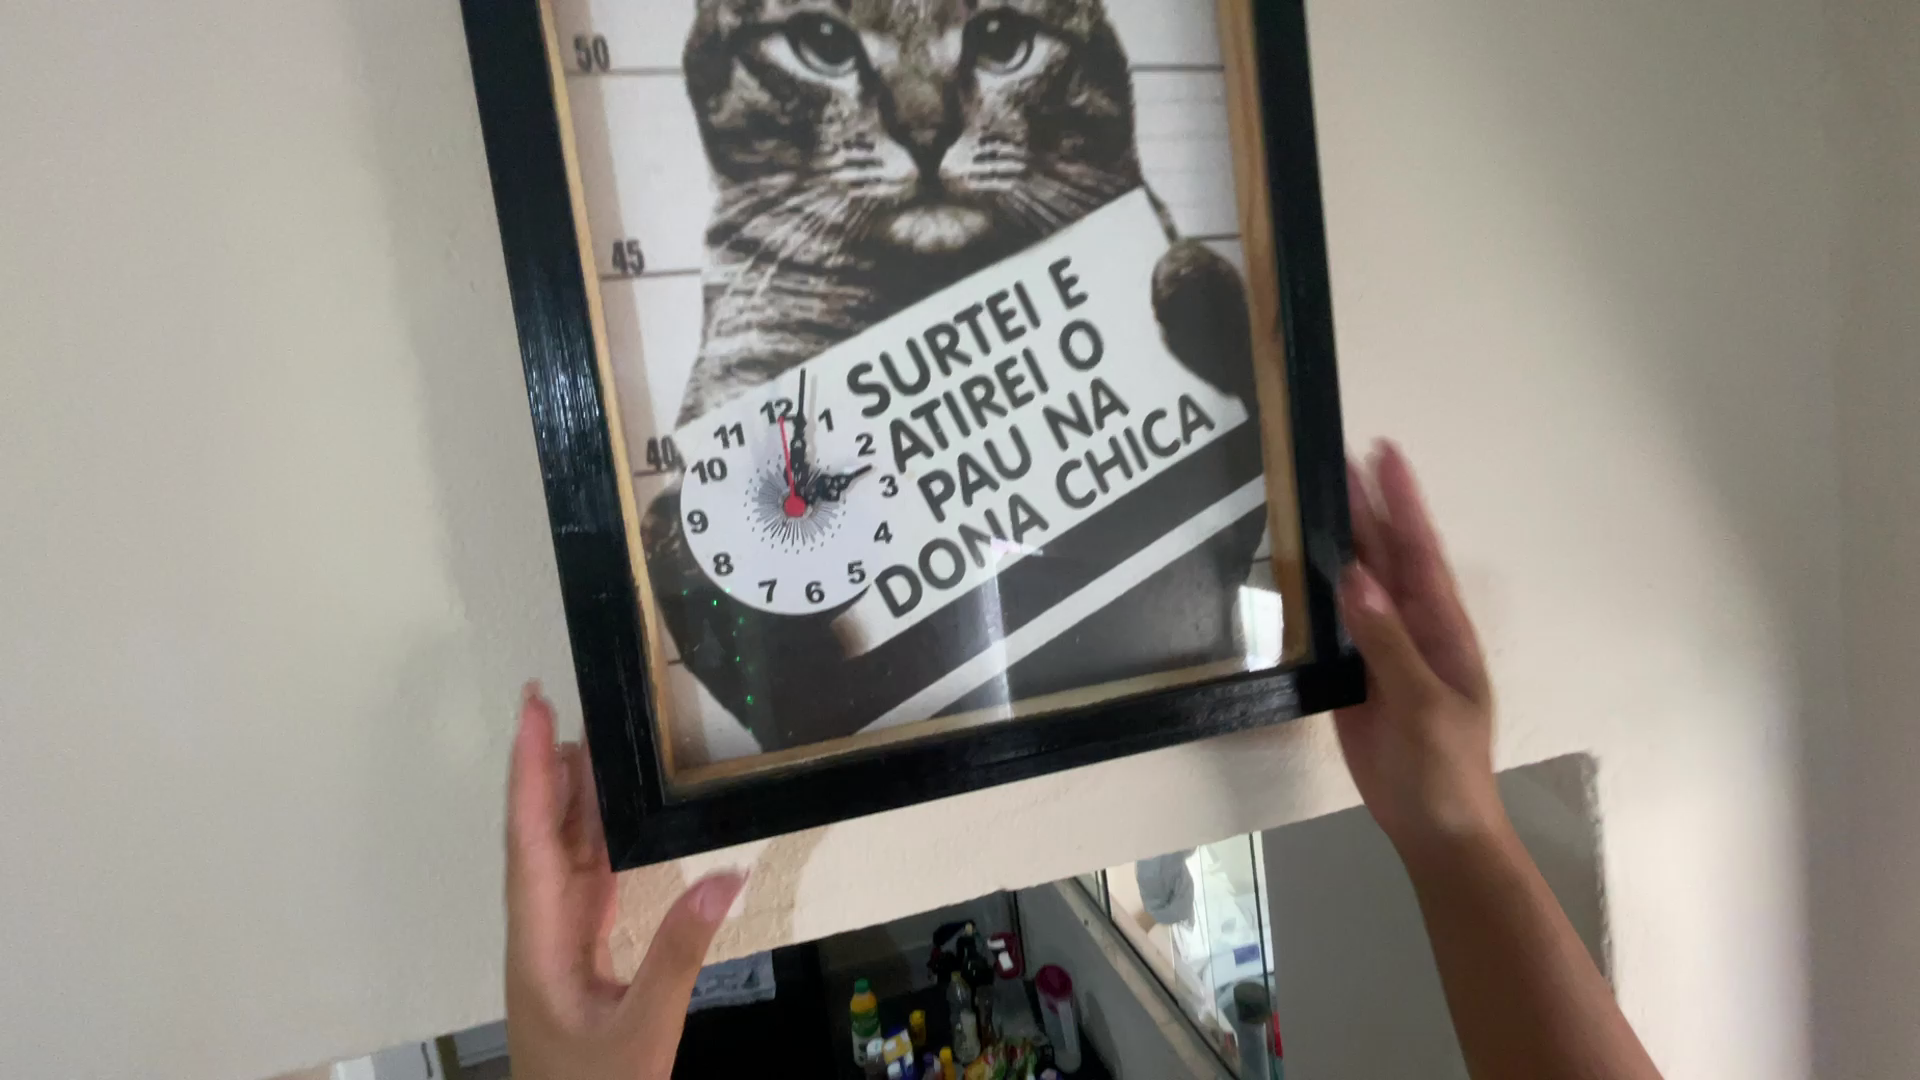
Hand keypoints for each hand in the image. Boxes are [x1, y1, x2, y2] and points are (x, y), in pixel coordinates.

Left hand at [505, 682, 746, 1079]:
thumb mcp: (642, 1033)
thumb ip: (679, 953)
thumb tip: (728, 874)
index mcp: (540, 939)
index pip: (531, 838)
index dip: (530, 772)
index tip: (532, 713)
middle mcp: (541, 924)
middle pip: (536, 830)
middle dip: (540, 764)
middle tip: (554, 702)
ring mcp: (560, 932)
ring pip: (558, 846)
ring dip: (566, 790)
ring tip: (584, 735)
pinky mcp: (582, 941)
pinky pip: (584, 867)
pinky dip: (592, 826)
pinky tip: (609, 805)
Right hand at [1335, 442, 1503, 855]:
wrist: (1431, 821)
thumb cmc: (1444, 765)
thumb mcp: (1424, 702)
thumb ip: (1389, 641)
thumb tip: (1355, 576)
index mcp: (1440, 626)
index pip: (1419, 550)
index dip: (1403, 501)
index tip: (1384, 453)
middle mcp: (1410, 624)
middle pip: (1385, 554)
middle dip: (1365, 506)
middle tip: (1335, 460)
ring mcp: (1380, 645)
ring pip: (1357, 580)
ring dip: (1338, 539)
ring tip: (1312, 499)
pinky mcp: (1352, 668)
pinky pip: (1333, 618)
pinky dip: (1315, 587)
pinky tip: (1296, 567)